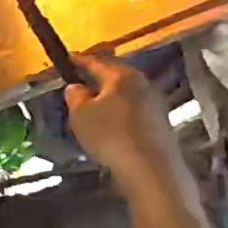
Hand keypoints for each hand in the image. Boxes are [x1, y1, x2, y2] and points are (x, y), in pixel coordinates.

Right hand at [64, 55, 180, 190]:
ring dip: (109, 96)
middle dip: (97, 78)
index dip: (79, 60)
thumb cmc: (110, 135)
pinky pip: (133, 109)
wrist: (149, 168)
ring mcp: (154, 102)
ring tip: (93, 105)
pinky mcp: (160, 122)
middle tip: (80, 81)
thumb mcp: (81, 114)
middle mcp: (142, 83)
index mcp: (121, 76)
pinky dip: (119, 111)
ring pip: (125, 93)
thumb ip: (75, 96)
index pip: (96, 62)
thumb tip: (77, 86)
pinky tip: (111, 124)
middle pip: (115, 75)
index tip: (67, 59)